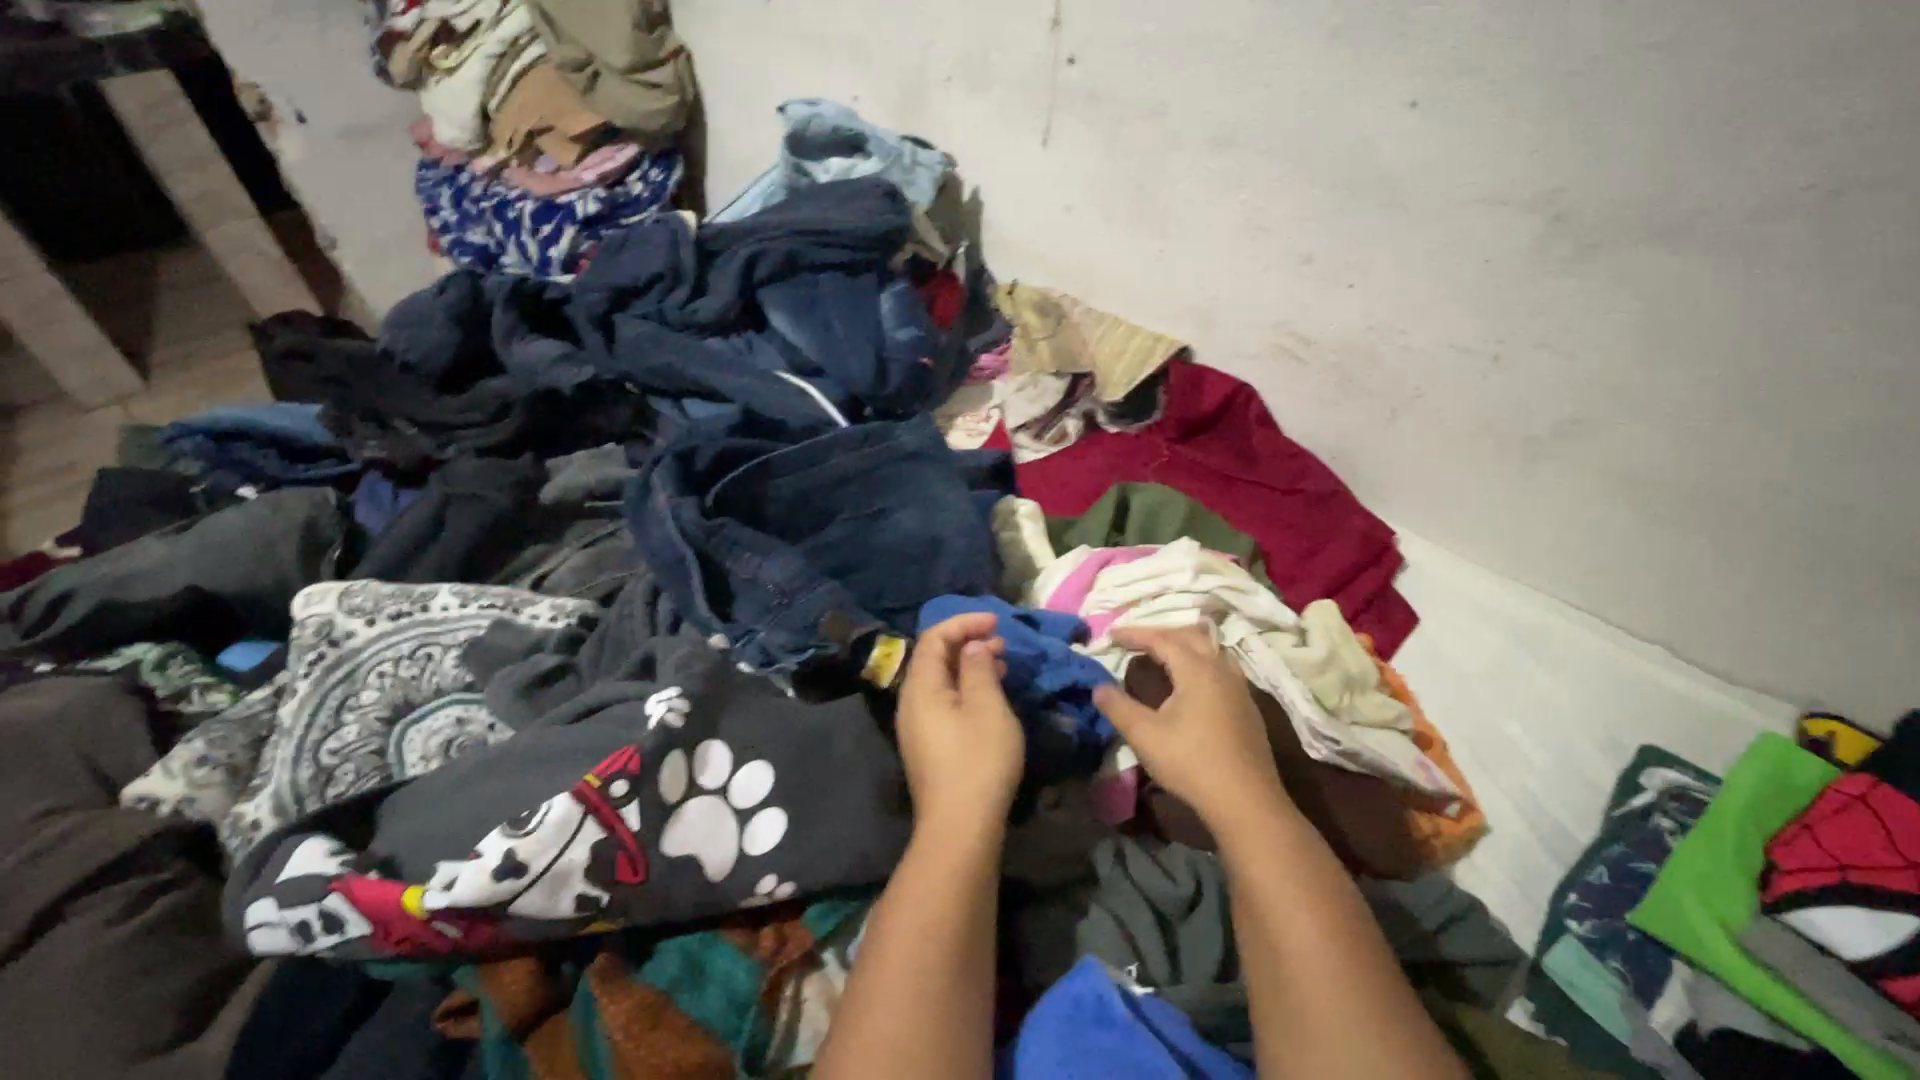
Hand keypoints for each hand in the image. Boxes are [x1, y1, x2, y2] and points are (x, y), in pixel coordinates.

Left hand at [896, 613, 1024, 834]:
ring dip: (968, 665)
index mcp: (920, 687)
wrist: (960, 826)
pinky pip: (943, 701)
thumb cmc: (977, 760)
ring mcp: (916, 726)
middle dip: (967, 642)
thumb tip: (972, 646)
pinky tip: (990, 697)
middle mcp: (910, 702)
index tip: (997, 621)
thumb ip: (978, 668)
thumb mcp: (987, 707)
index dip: (964, 622)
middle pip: (933, 657)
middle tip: (1002, 643)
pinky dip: (966, 688)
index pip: (934, 637)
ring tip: (1001, 664)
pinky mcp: (928, 745)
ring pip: (940, 681)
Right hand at [1093, 625, 1291, 834]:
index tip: (1111, 634)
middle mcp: (1222, 670)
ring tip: (1164, 654)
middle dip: (1160, 633)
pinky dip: (1200, 662)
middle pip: (1190, 636)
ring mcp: (1240, 688)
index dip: (1135, 634)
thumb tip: (1098, 688)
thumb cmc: (1191, 762)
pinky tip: (1192, 683)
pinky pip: (1221, 668)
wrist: (1245, 800)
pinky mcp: (1247, 707)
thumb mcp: (1145, 735)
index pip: (1162, 639)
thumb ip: (1118, 707)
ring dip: (1185, 645)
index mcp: (1197, 669)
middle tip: (1136, 640)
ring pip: (1211, 650)